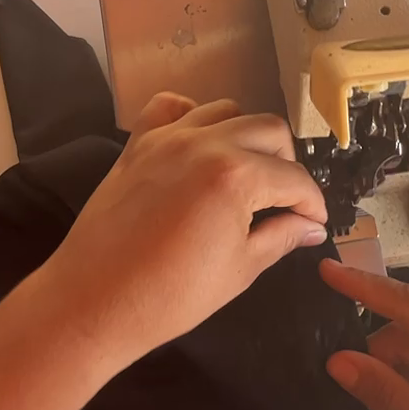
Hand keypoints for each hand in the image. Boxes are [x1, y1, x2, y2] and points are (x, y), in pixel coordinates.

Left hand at [35, 93, 328, 362]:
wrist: (94, 302)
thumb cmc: (171, 296)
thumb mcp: (240, 270)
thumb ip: (282, 237)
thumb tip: (312, 227)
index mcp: (237, 176)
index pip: (293, 178)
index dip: (311, 203)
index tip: (314, 222)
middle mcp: (206, 143)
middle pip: (269, 130)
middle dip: (286, 164)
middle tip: (282, 200)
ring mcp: (168, 138)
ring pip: (226, 110)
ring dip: (245, 136)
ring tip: (244, 173)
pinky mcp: (138, 143)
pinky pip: (170, 106)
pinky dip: (192, 116)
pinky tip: (199, 146)